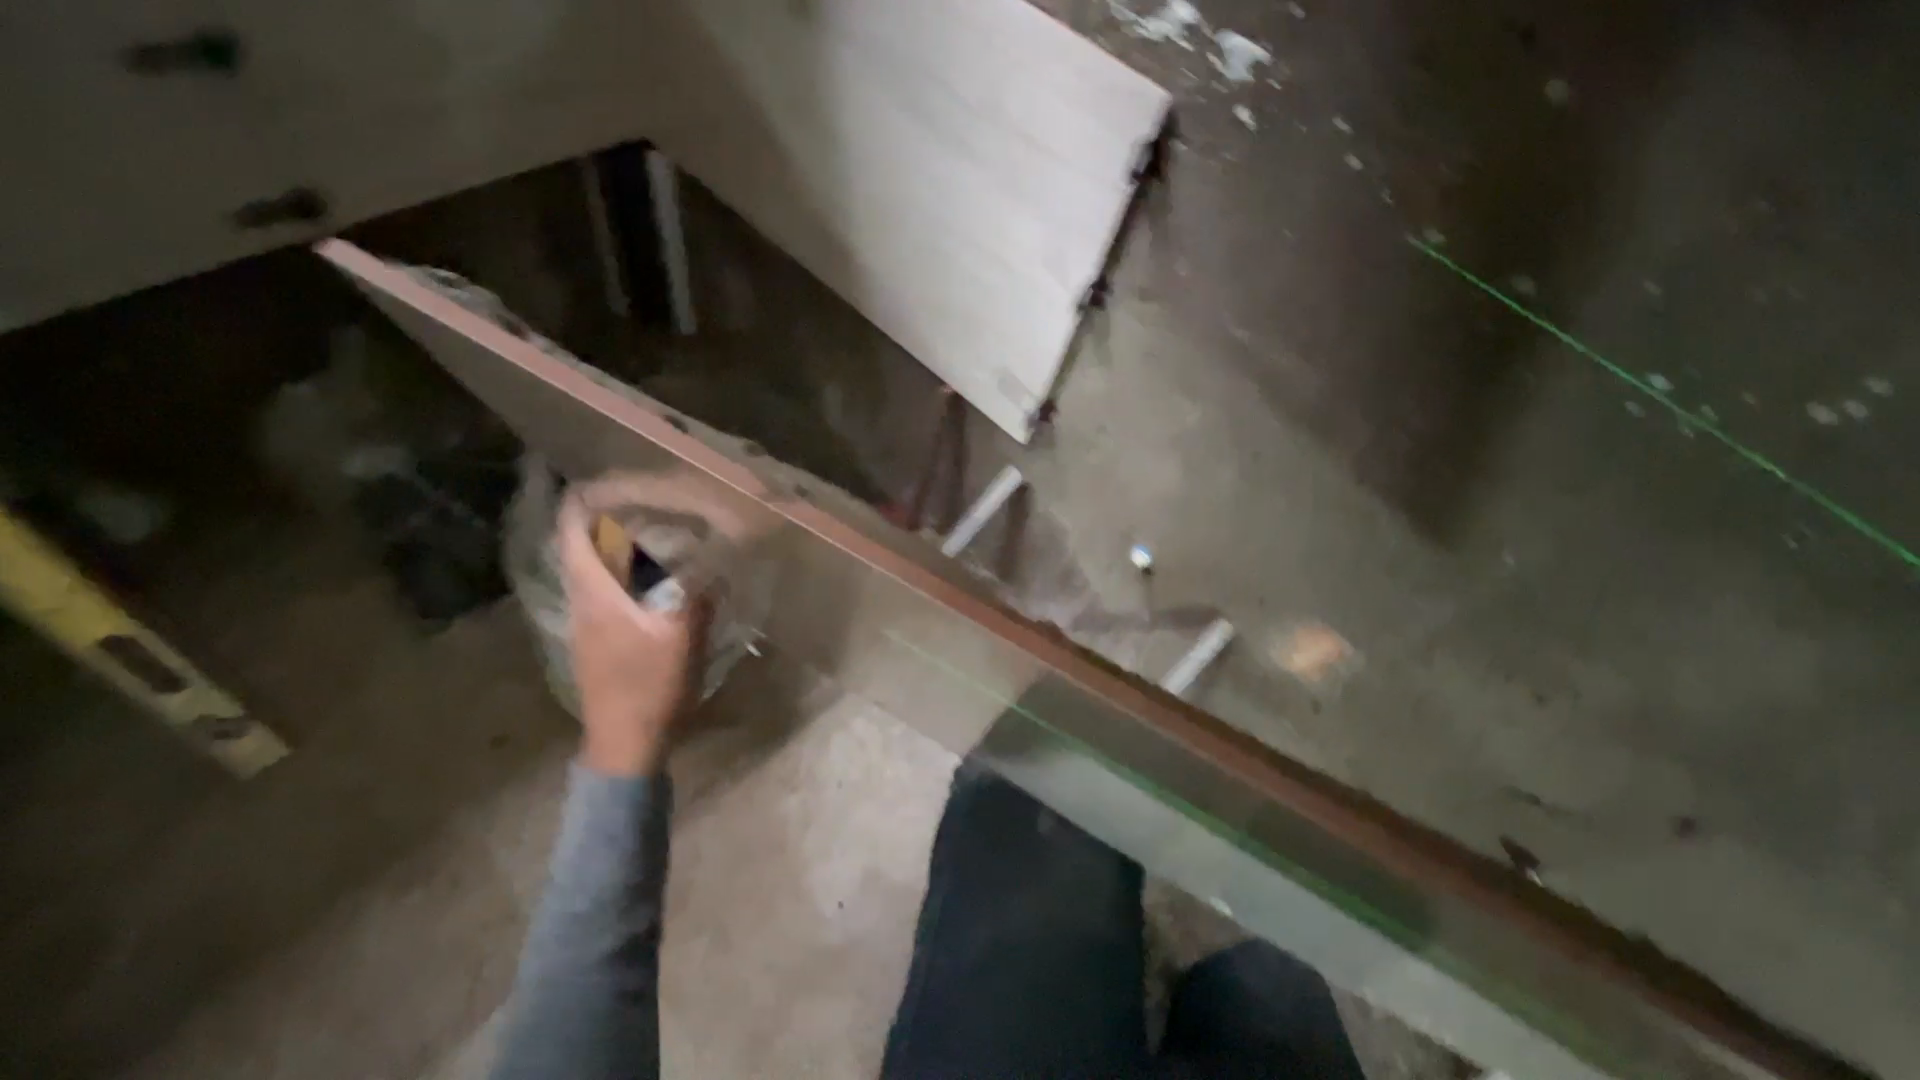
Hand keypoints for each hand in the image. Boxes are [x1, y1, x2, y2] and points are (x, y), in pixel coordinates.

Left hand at [556, 479, 704, 777]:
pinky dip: (628, 570)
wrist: (625, 745)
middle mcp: (582, 597)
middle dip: (613, 513)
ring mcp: (587, 620)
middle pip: (584, 540)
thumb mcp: (682, 636)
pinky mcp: (599, 638)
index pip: (574, 525)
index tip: (622, 476)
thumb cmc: (649, 688)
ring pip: (596, 565)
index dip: (590, 494)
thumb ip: (696, 590)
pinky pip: (608, 587)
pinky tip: (662, 577)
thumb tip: (712, 553)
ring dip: (620, 543)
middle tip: (656, 498)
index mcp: (594, 590)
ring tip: (663, 530)